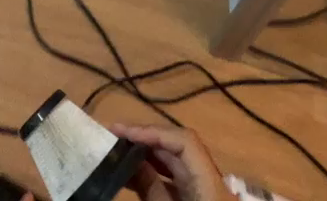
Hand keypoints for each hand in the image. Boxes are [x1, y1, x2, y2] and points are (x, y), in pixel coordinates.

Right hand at [109, 123, 227, 200]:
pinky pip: (176, 180)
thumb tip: (130, 160)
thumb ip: (151, 188)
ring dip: (148, 155)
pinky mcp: (199, 199)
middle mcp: (211, 179)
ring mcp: (206, 190)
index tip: (123, 132)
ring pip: (176, 163)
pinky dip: (155, 175)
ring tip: (119, 152)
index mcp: (211, 181)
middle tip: (115, 136)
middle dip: (146, 139)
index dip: (153, 131)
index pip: (184, 140)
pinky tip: (133, 174)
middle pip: (179, 148)